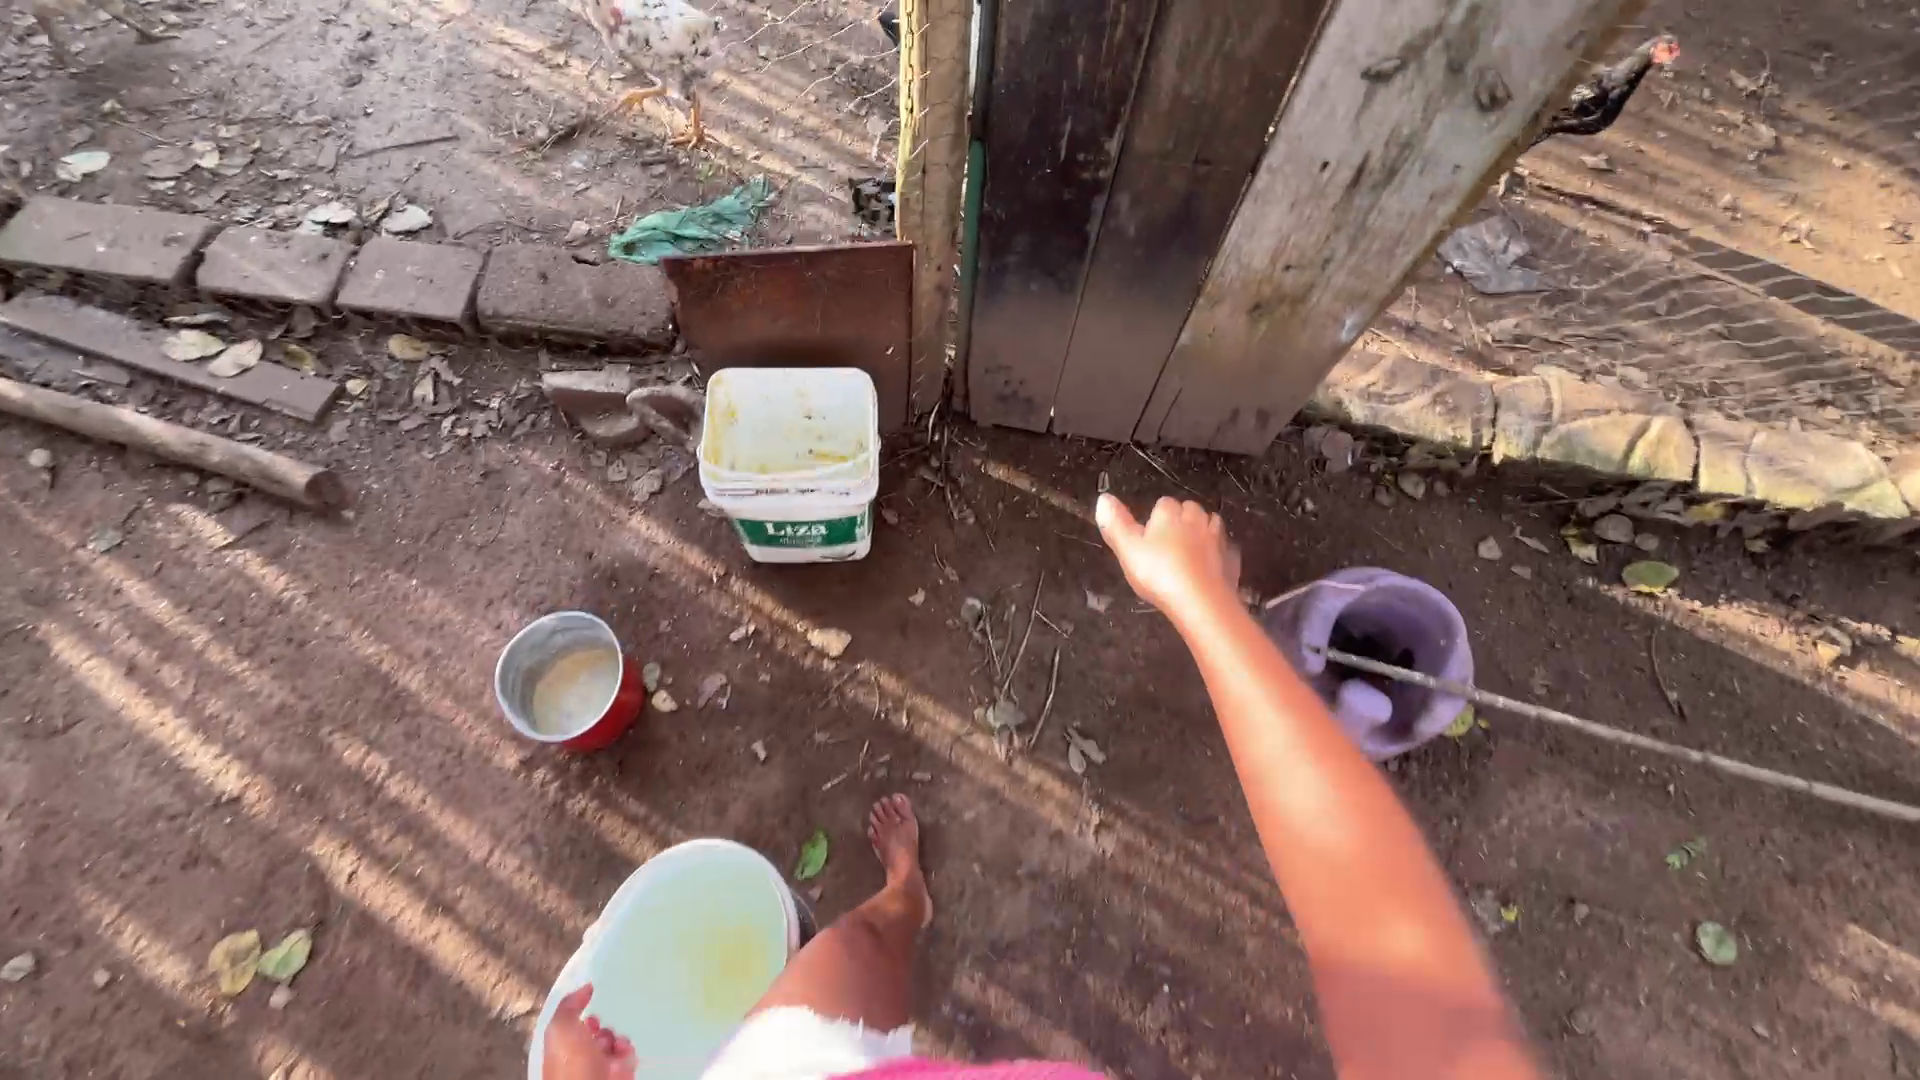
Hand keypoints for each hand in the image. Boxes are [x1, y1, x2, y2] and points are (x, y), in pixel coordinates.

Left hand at [542, 985, 636, 1079]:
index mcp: (565, 1048)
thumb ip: (570, 1005)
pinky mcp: (621, 1073)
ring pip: (617, 1041)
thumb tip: (587, 987)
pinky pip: (630, 1054)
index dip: (587, 1017)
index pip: (578, 1027)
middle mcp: (582, 1058)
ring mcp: (602, 1067)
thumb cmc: (570, 1062)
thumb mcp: (560, 1028)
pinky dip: (628, 1051)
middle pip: (600, 1032)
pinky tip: (622, 1053)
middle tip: (604, 1032)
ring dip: (619, 1038)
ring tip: (615, 1045)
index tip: (593, 1016)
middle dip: (606, 1027)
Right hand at [1095, 494, 1241, 621]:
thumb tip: (1103, 497)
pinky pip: (1223, 549)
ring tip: (1187, 554)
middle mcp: (1197, 518)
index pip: (1163, 504)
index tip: (1147, 538)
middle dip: (1180, 522)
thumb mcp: (1127, 549)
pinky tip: (1208, 567)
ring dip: (1201, 533)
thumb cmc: (1159, 573)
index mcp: (1170, 513)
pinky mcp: (1232, 557)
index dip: (1155, 519)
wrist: (1201, 601)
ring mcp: (1218, 537)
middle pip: (1189, 511)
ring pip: (1209, 525)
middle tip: (1166, 546)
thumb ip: (1115, 523)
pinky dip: (1216, 553)